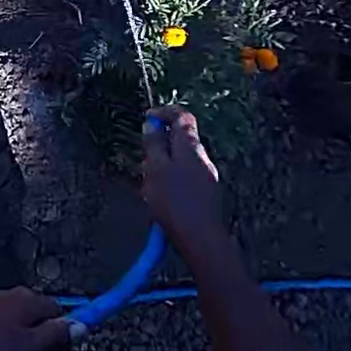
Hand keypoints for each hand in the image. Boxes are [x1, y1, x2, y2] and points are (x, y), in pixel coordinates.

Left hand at [0, 287, 71, 350]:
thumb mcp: (31, 348)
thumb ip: (57, 336)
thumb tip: (82, 325)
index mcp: (32, 298)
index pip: (60, 311)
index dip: (63, 335)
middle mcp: (17, 292)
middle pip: (42, 314)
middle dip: (44, 337)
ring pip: (23, 319)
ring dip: (26, 338)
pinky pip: (6, 323)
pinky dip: (9, 337)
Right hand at [142, 106, 225, 258]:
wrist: (201, 238)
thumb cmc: (174, 201)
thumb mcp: (155, 168)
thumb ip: (154, 144)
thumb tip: (152, 124)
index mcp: (190, 146)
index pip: (182, 115)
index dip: (164, 112)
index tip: (147, 118)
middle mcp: (202, 157)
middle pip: (181, 139)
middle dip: (160, 144)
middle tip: (144, 159)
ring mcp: (206, 176)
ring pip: (181, 160)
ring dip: (164, 165)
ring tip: (150, 185)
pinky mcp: (205, 195)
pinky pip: (185, 179)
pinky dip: (171, 181)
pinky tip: (161, 201)